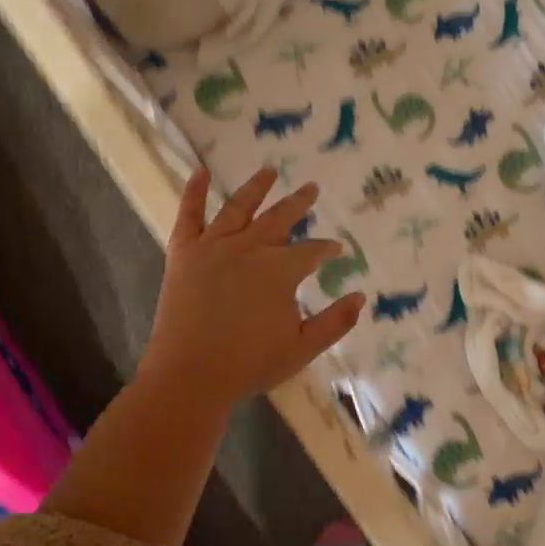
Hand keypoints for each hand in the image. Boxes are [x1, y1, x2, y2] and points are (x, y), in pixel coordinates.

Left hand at [138, 166, 363, 407]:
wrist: (191, 375)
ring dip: (257, 187)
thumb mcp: (304, 347)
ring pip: (238, 207)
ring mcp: (213, 247)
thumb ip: (336, 321)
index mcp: (281, 270)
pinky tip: (200, 171)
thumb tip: (360, 296)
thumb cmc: (251, 364)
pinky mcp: (183, 254)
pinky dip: (194, 192)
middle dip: (299, 203)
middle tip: (312, 188)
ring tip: (269, 170)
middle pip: (279, 218)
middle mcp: (249, 248)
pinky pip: (188, 215)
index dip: (328, 249)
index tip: (337, 250)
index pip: (313, 251)